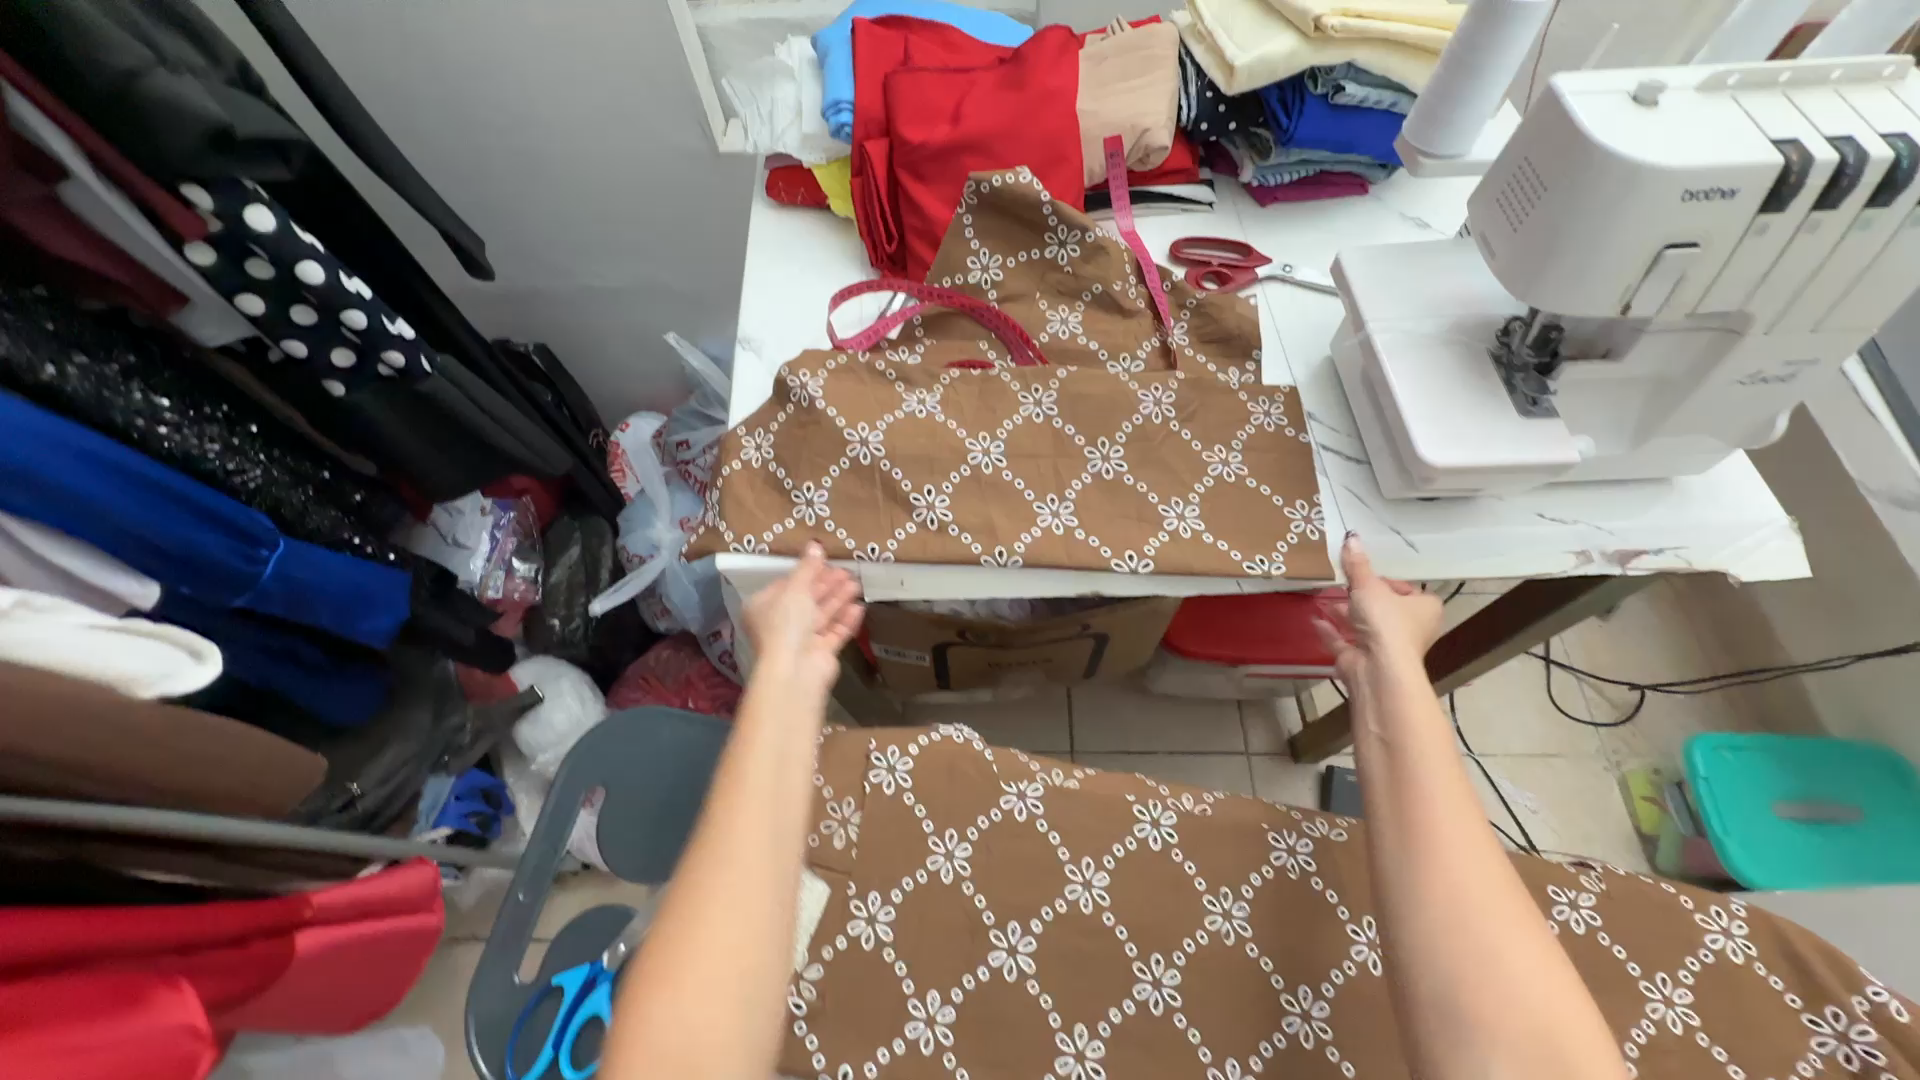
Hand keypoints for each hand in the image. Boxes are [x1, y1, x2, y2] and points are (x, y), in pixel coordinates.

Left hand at [742, 542, 864, 695]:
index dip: (807, 572)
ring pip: (823, 615)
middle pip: (807, 599)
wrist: (796, 669)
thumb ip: (807, 567)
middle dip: (828, 585)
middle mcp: (780, 623)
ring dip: (839, 599)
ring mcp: (801, 640)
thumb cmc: (786, 623)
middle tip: (848, 571)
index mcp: (764, 607)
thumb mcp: (795, 588)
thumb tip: (814, 544)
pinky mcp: (821, 652)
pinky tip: (859, 607)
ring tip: (857, 584)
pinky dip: (846, 619)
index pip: (786, 585)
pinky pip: (835, 632)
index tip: (826, 561)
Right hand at [1312, 533, 1442, 684]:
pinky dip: (1332, 631)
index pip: (1408, 590)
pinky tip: (1315, 619)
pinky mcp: (1365, 659)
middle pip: (1384, 608)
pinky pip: (1346, 641)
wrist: (1377, 666)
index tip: (1367, 577)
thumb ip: (1357, 565)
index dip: (1387, 583)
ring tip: (1324, 599)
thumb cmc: (1385, 621)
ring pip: (1364, 625)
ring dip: (1345, 614)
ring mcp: (1387, 646)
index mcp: (1424, 609)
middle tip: (1343, 586)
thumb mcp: (1369, 585)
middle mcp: (1410, 628)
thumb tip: (1351, 536)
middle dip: (1362, 598)